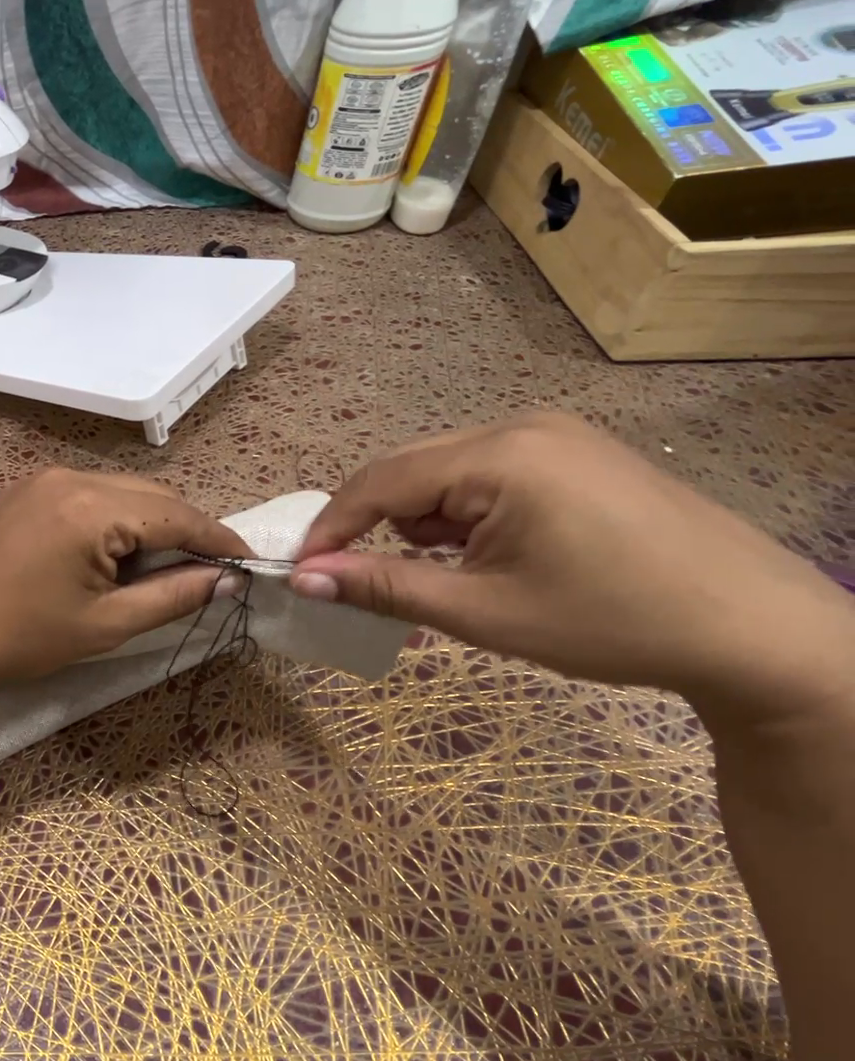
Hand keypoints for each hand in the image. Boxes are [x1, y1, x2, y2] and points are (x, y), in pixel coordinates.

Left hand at [0, 469, 251, 691]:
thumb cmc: (25, 637)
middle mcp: (67, 477)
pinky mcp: (20, 490)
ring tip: (149, 571)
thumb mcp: (108, 624)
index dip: (217, 539)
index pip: (176, 514)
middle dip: (181, 531)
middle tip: (200, 574)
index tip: (247, 563)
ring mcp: (39, 479)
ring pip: (117, 492)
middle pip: (149, 495)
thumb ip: (173, 595)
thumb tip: (224, 579)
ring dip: (144, 524)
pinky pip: (83, 494)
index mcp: (91, 507)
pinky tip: (105, 556)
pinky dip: (107, 518)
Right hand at [290, 413, 854, 719]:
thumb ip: (382, 587)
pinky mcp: (577, 453)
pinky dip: (462, 512)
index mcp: (502, 456)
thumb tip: (303, 579)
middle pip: (408, 469)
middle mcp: (523, 427)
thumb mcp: (481, 611)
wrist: (759, 633)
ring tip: (447, 576)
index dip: (331, 527)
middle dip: (375, 524)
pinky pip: (485, 473)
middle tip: (361, 579)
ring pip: (444, 472)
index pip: (380, 481)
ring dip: (422, 521)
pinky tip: (485, 553)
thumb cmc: (610, 622)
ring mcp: (556, 435)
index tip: (301, 571)